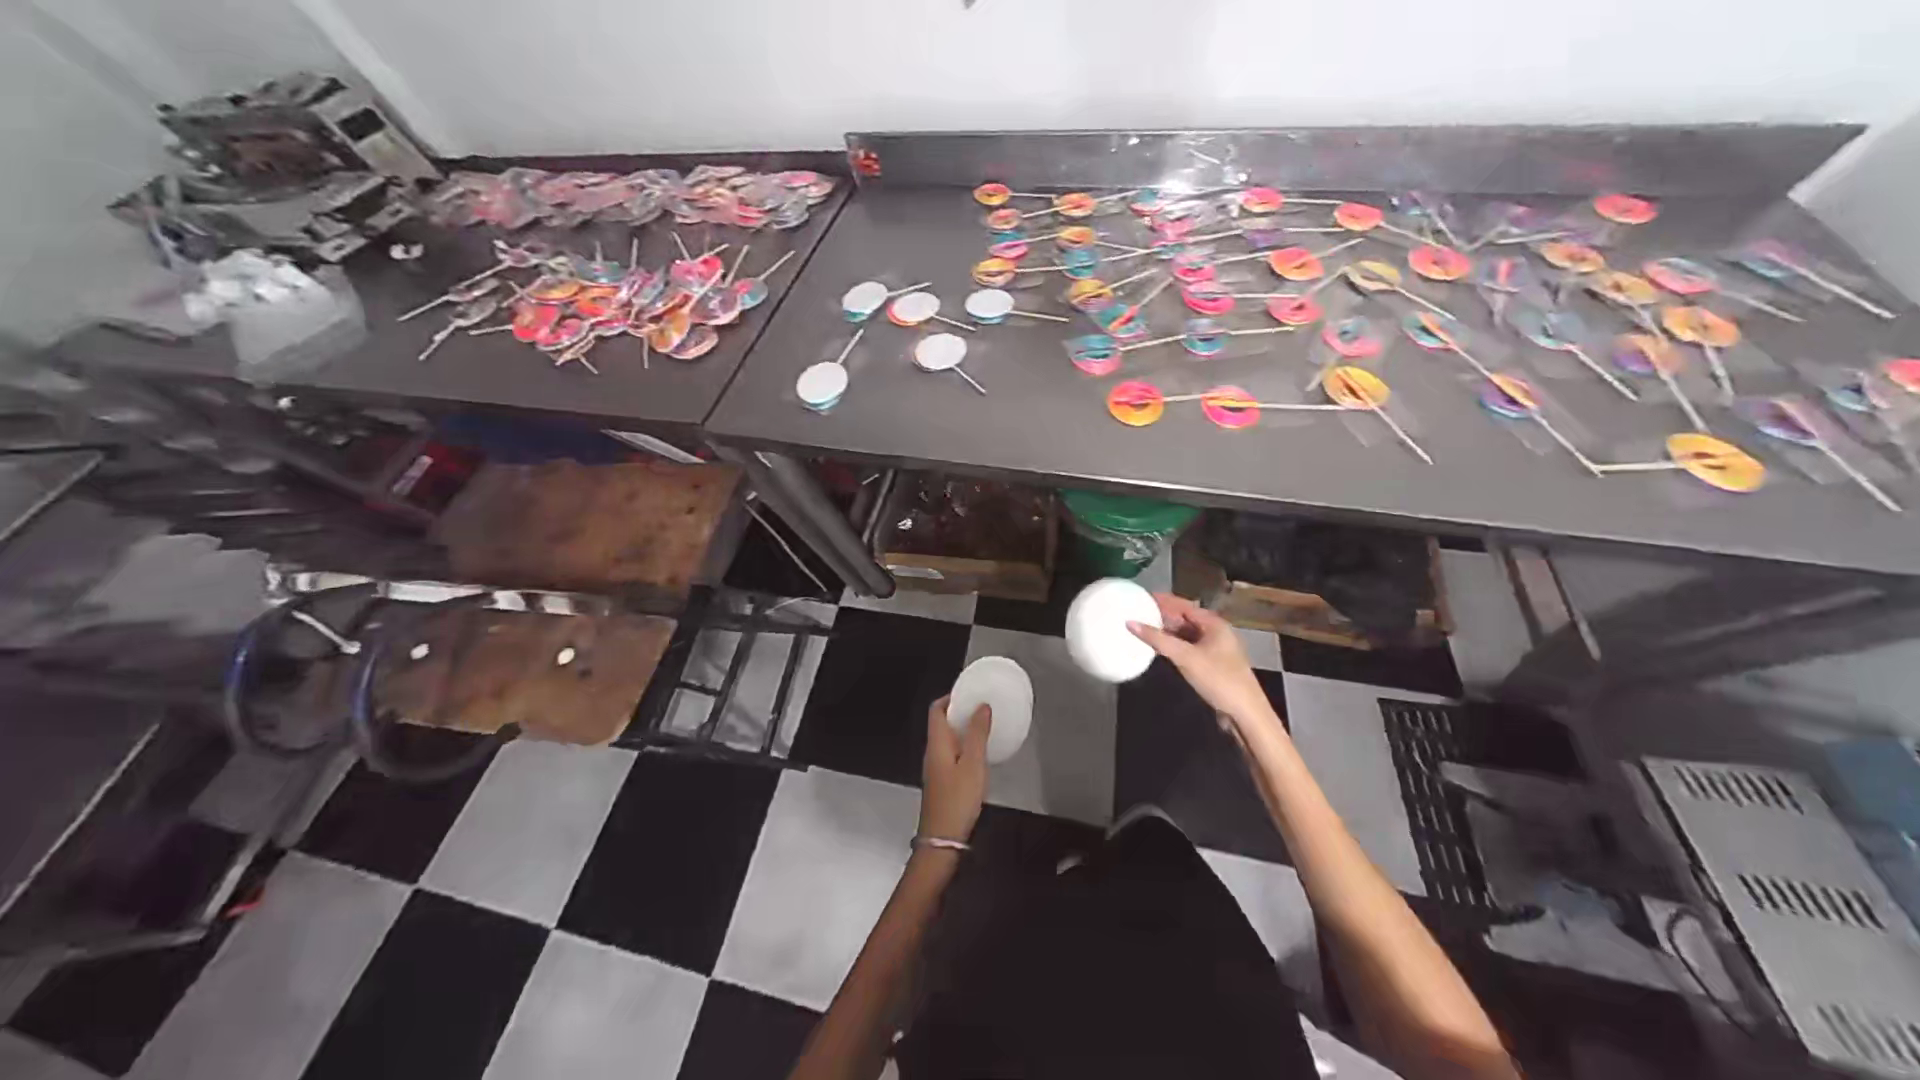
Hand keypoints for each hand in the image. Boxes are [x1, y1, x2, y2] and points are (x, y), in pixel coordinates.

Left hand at [920, 696, 991, 842]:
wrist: (943, 839)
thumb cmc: (957, 800)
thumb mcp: (973, 765)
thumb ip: (978, 735)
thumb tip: (981, 707)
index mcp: (936, 743)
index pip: (936, 709)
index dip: (950, 697)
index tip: (969, 692)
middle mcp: (932, 752)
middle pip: (941, 722)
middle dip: (960, 711)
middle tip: (982, 707)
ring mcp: (936, 767)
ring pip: (948, 738)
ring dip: (964, 729)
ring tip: (985, 726)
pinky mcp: (942, 780)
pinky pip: (952, 753)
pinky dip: (965, 746)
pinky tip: (981, 753)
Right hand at [1128, 593, 1278, 731]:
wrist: (1245, 713)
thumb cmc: (1218, 679)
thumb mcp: (1185, 657)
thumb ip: (1157, 639)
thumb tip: (1130, 622)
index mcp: (1215, 624)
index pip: (1184, 605)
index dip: (1163, 601)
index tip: (1142, 597)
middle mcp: (1216, 632)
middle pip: (1185, 619)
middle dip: (1163, 616)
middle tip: (1138, 613)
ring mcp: (1215, 649)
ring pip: (1186, 635)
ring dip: (1167, 632)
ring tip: (1143, 629)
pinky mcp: (1212, 665)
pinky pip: (1189, 648)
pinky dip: (1174, 646)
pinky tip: (1159, 649)